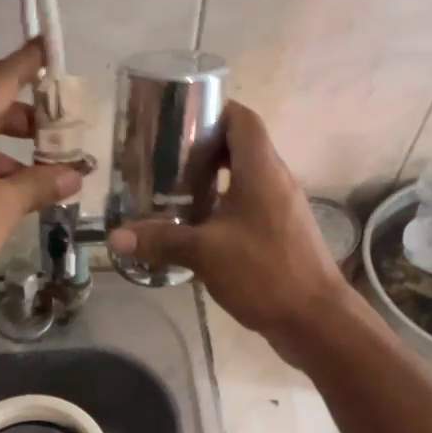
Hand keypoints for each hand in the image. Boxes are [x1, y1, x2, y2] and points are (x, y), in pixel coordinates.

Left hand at [0, 40, 82, 318]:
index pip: (1, 78)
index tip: (52, 46)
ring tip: (48, 171)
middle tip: (64, 129)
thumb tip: (74, 175)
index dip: (30, 61)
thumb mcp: (4, 208)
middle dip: (30, 117)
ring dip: (14, 149)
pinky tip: (16, 192)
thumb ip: (41, 185)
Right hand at [107, 103, 352, 341]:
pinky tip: (198, 236)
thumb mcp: (205, 253)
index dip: (211, 113)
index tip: (177, 127)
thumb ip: (161, 240)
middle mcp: (275, 180)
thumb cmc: (264, 272)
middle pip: (239, 148)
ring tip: (174, 200)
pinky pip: (248, 210)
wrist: (314, 318)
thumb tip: (117, 238)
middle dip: (202, 154)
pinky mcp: (281, 235)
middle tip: (165, 168)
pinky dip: (223, 213)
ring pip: (243, 182)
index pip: (241, 118)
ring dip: (211, 187)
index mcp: (261, 169)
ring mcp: (281, 209)